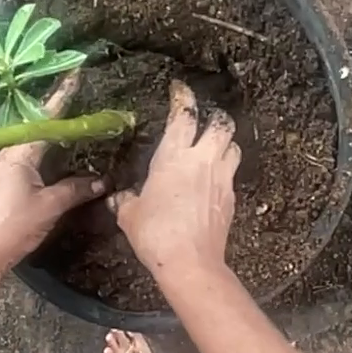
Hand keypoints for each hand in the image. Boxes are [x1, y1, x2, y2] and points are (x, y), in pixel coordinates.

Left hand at [0, 77, 105, 270]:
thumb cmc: (13, 226)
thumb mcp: (50, 206)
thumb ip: (76, 190)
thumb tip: (101, 181)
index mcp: (19, 153)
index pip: (46, 120)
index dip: (62, 98)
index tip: (74, 76)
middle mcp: (7, 154)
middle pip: (37, 128)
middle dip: (57, 115)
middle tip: (78, 101)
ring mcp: (2, 168)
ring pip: (31, 144)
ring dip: (50, 136)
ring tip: (72, 127)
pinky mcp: (1, 183)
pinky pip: (26, 159)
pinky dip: (43, 154)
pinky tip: (54, 159)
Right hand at [111, 81, 239, 280]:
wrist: (190, 262)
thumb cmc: (156, 233)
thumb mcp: (129, 214)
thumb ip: (125, 200)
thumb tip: (119, 197)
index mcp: (174, 156)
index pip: (184, 115)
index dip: (183, 98)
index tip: (180, 90)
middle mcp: (202, 161)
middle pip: (221, 124)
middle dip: (215, 117)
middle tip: (205, 119)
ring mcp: (221, 179)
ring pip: (233, 147)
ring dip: (225, 142)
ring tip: (213, 147)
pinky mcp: (230, 199)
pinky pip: (231, 175)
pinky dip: (224, 171)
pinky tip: (212, 182)